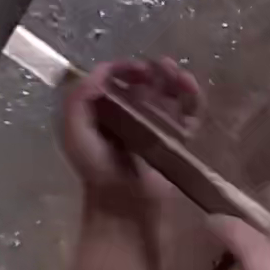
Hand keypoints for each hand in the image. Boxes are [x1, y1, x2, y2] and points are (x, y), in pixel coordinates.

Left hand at [61, 58, 201, 213]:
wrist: (126, 202)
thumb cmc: (98, 169)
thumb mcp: (75, 133)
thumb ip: (79, 101)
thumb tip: (103, 71)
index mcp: (106, 111)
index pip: (119, 80)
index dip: (127, 69)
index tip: (138, 69)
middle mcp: (132, 115)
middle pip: (148, 83)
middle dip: (157, 71)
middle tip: (165, 68)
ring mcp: (157, 126)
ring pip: (171, 94)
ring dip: (177, 80)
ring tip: (181, 77)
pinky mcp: (178, 139)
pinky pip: (189, 113)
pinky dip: (193, 99)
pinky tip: (191, 90)